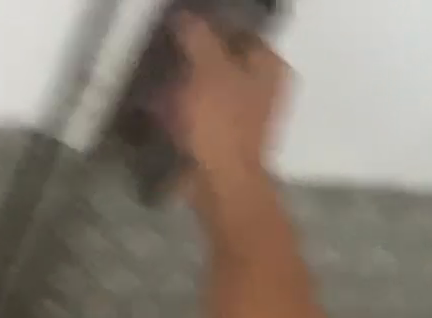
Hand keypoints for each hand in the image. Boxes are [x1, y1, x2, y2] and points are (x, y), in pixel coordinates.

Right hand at [159, 15, 289, 210]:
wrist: (222, 186)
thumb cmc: (220, 124)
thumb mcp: (208, 71)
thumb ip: (198, 38)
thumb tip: (183, 16)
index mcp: (271, 64)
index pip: (241, 31)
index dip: (211, 28)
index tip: (180, 31)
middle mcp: (266, 88)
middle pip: (227, 62)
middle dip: (196, 61)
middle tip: (168, 59)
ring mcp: (248, 119)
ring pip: (213, 91)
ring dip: (187, 89)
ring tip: (159, 87)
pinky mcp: (228, 143)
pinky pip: (204, 119)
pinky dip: (185, 115)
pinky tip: (164, 116)